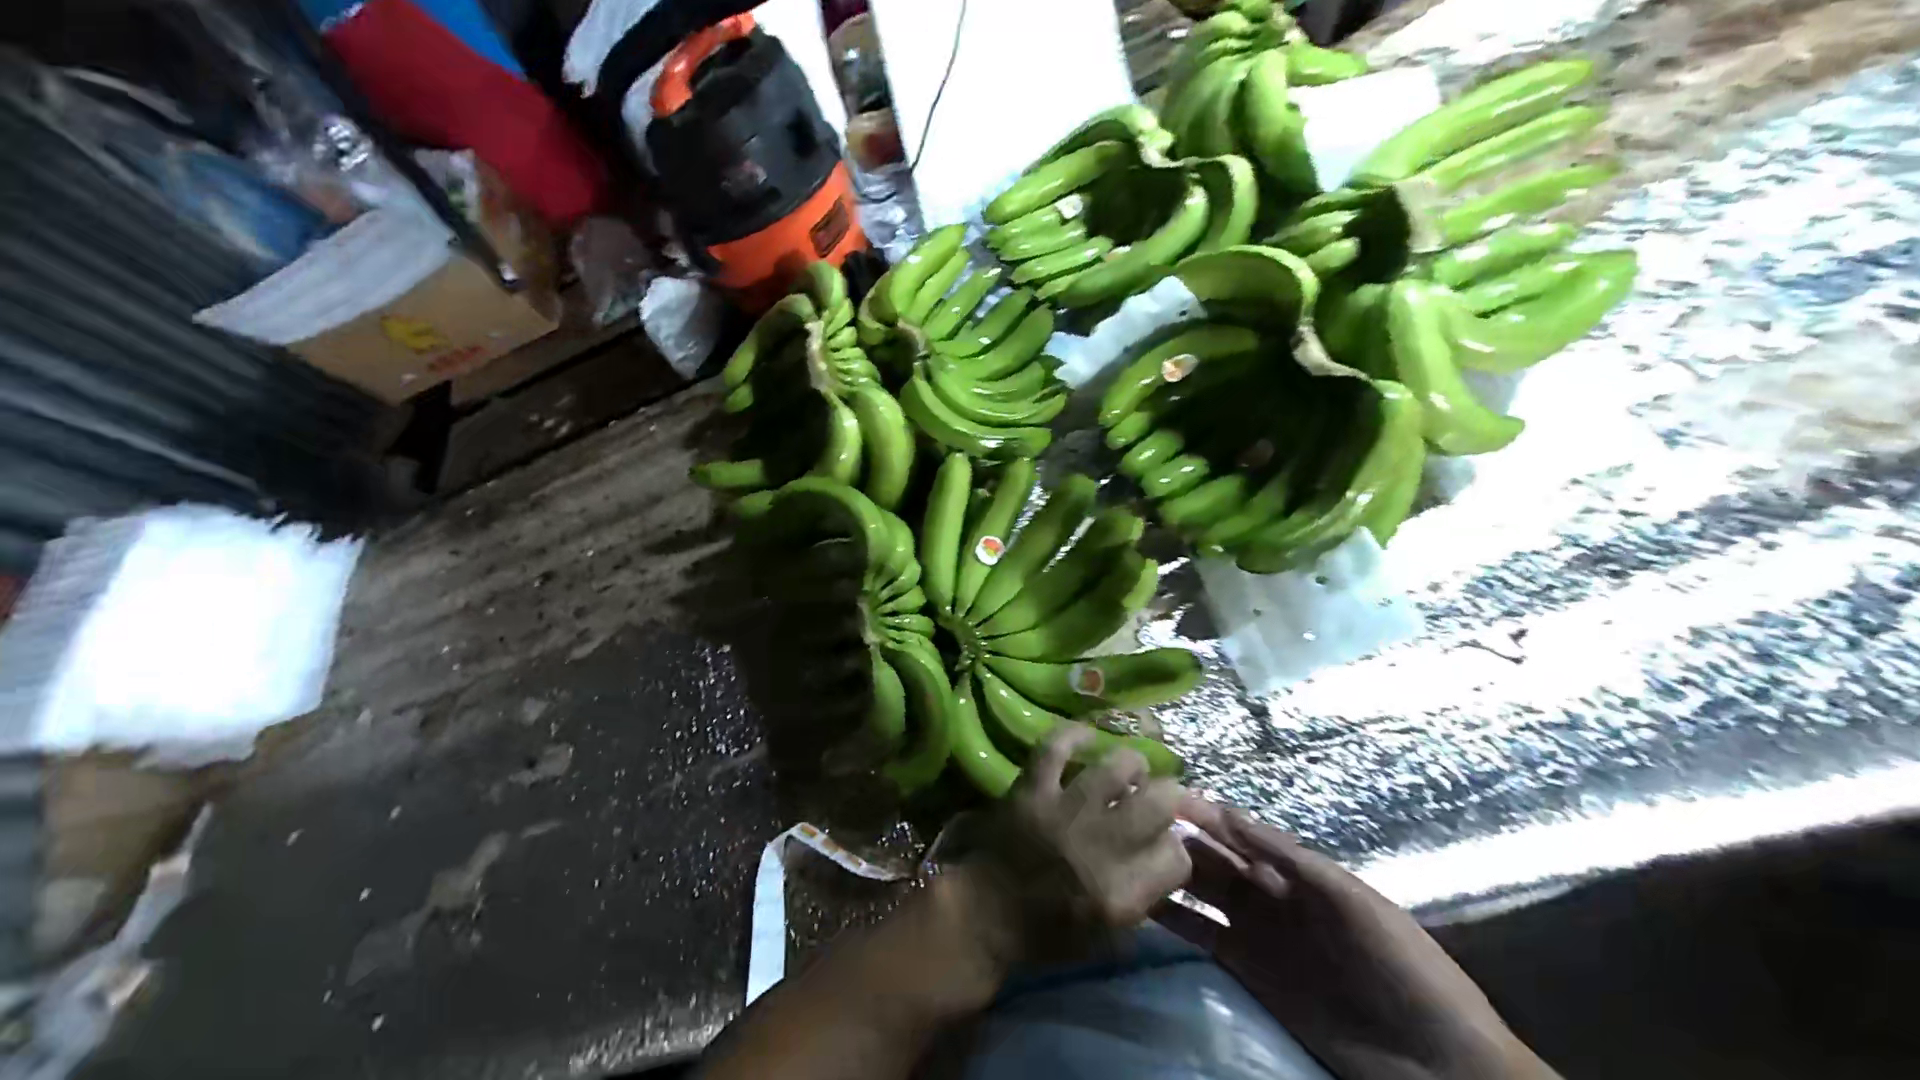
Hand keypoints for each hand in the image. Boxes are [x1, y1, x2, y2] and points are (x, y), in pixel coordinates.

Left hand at [959, 725, 1192, 967]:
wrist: (985, 913)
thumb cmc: (1048, 931)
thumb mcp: (1109, 933)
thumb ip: (1144, 894)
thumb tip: (1166, 850)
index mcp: (1122, 893)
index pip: (1178, 856)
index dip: (1177, 847)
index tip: (1165, 842)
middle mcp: (1101, 846)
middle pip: (1160, 802)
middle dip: (1172, 795)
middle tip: (1161, 796)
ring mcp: (1064, 812)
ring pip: (1117, 767)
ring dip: (1132, 765)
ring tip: (1131, 770)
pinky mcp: (1032, 790)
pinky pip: (1055, 748)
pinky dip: (1074, 736)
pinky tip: (1088, 737)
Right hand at [1162, 797, 1559, 1079]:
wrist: (1436, 1064)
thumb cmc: (1402, 967)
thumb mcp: (1352, 900)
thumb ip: (1290, 858)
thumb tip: (1229, 813)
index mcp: (1299, 872)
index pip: (1241, 834)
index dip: (1206, 814)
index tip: (1163, 795)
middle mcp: (1271, 896)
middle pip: (1216, 860)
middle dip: (1179, 838)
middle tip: (1131, 823)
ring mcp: (1257, 935)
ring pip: (1203, 894)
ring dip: (1169, 875)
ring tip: (1125, 857)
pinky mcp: (1247, 972)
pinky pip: (1202, 937)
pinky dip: (1174, 919)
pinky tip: (1142, 904)